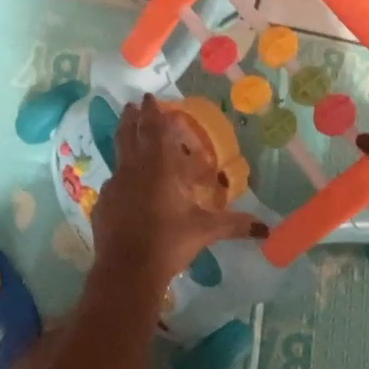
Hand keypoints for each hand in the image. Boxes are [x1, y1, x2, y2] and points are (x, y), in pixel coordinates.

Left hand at [93, 95, 263, 285]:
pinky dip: (121, 179)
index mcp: (159, 166)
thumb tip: (266, 229)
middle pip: (129, 134)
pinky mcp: (102, 204)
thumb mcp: (205, 231)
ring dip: (124, 143)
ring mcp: (114, 186)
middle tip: (131, 105)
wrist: (126, 271)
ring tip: (127, 138)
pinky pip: (114, 184)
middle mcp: (133, 169)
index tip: (149, 98)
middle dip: (131, 117)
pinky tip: (126, 189)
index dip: (153, 112)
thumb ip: (234, 224)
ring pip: (118, 156)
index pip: (154, 129)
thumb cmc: (169, 242)